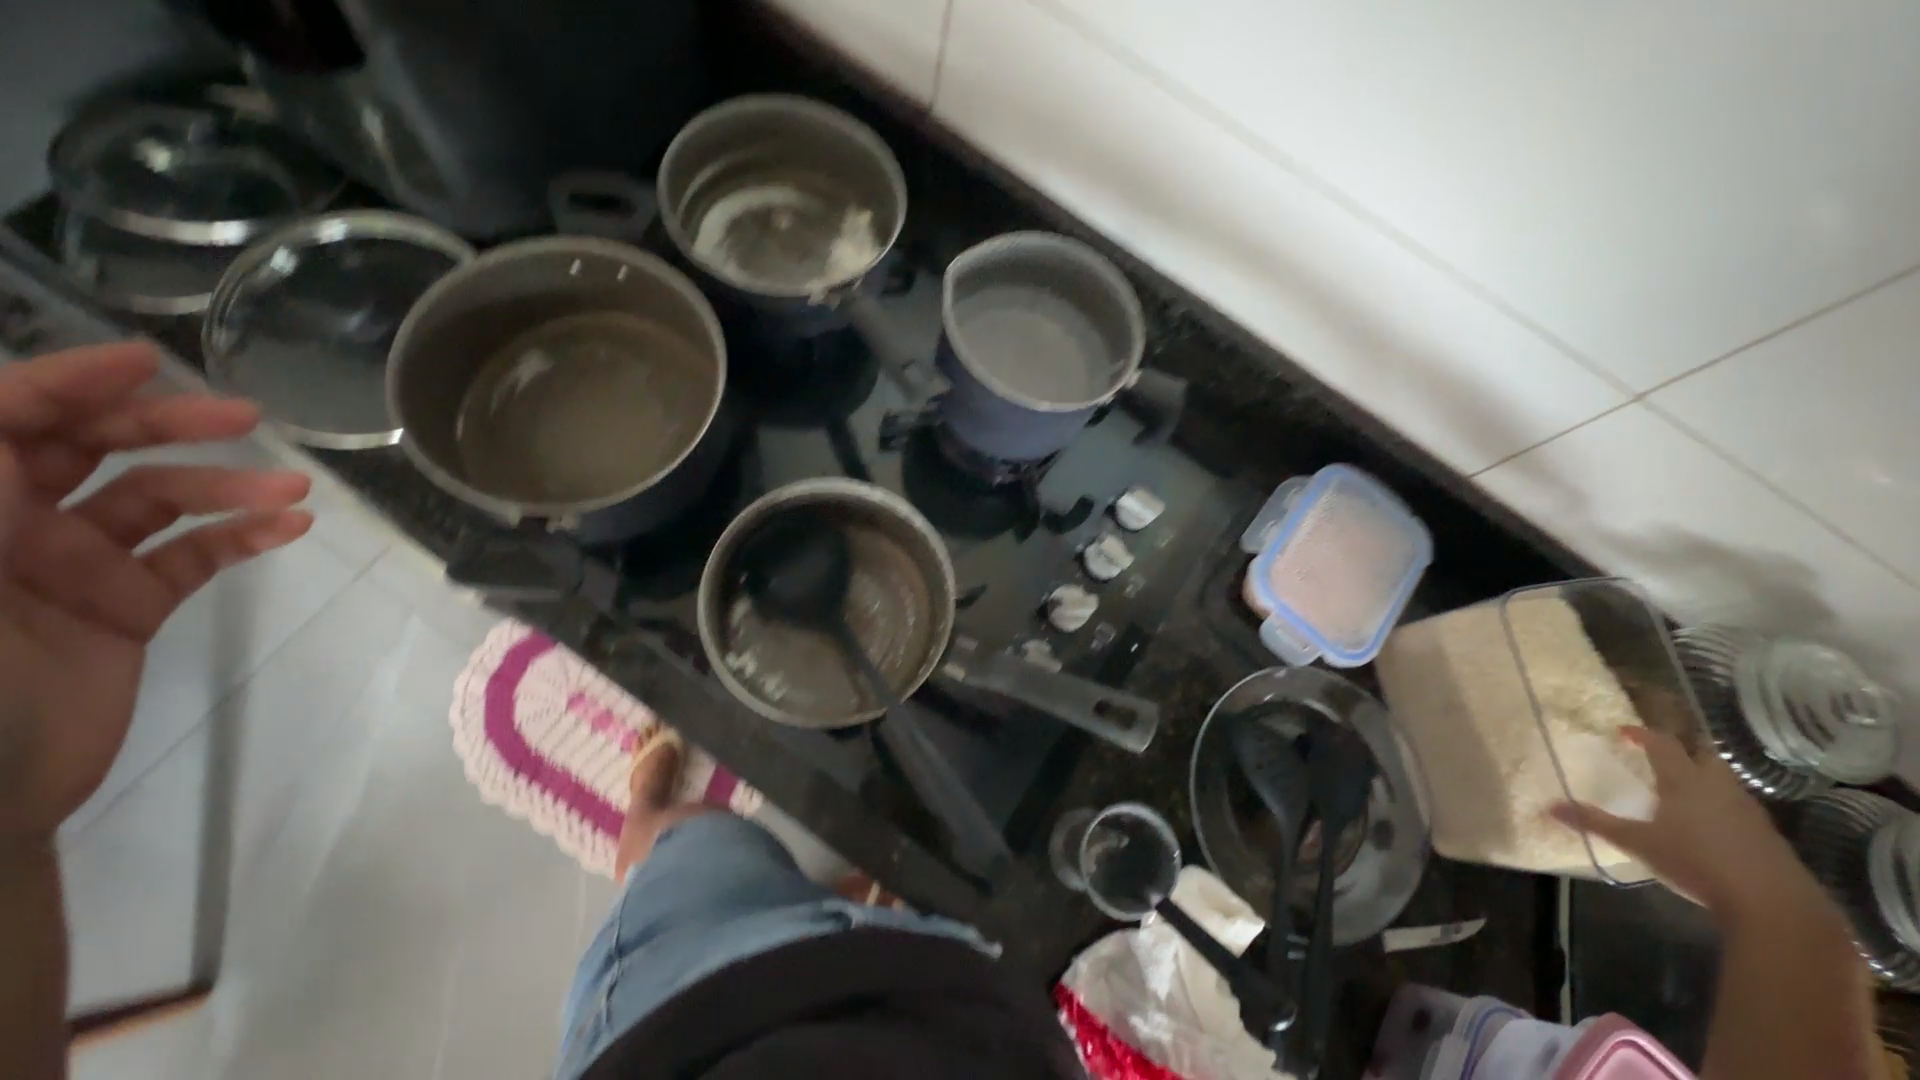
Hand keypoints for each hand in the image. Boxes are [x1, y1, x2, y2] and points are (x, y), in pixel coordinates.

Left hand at [0, 343, 312, 843]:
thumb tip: (9, 404)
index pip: (7, 415)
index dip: (69, 380)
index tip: (146, 361)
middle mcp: (8, 520)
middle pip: (91, 448)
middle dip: (167, 425)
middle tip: (246, 415)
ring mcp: (71, 564)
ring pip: (158, 501)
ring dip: (228, 487)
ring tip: (294, 485)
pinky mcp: (126, 605)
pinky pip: (192, 558)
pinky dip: (241, 538)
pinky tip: (289, 527)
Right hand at [1553, 727, 1829, 923]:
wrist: (1771, 902)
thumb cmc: (1696, 862)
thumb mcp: (1637, 843)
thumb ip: (1595, 823)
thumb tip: (1548, 806)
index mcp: (1684, 780)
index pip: (1662, 744)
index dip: (1642, 734)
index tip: (1624, 731)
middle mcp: (1718, 786)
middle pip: (1703, 754)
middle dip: (1682, 750)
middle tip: (1661, 755)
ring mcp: (1747, 808)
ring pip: (1724, 779)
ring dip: (1703, 776)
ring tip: (1681, 788)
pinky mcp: (1766, 832)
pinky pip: (1738, 805)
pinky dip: (1720, 803)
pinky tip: (1709, 823)